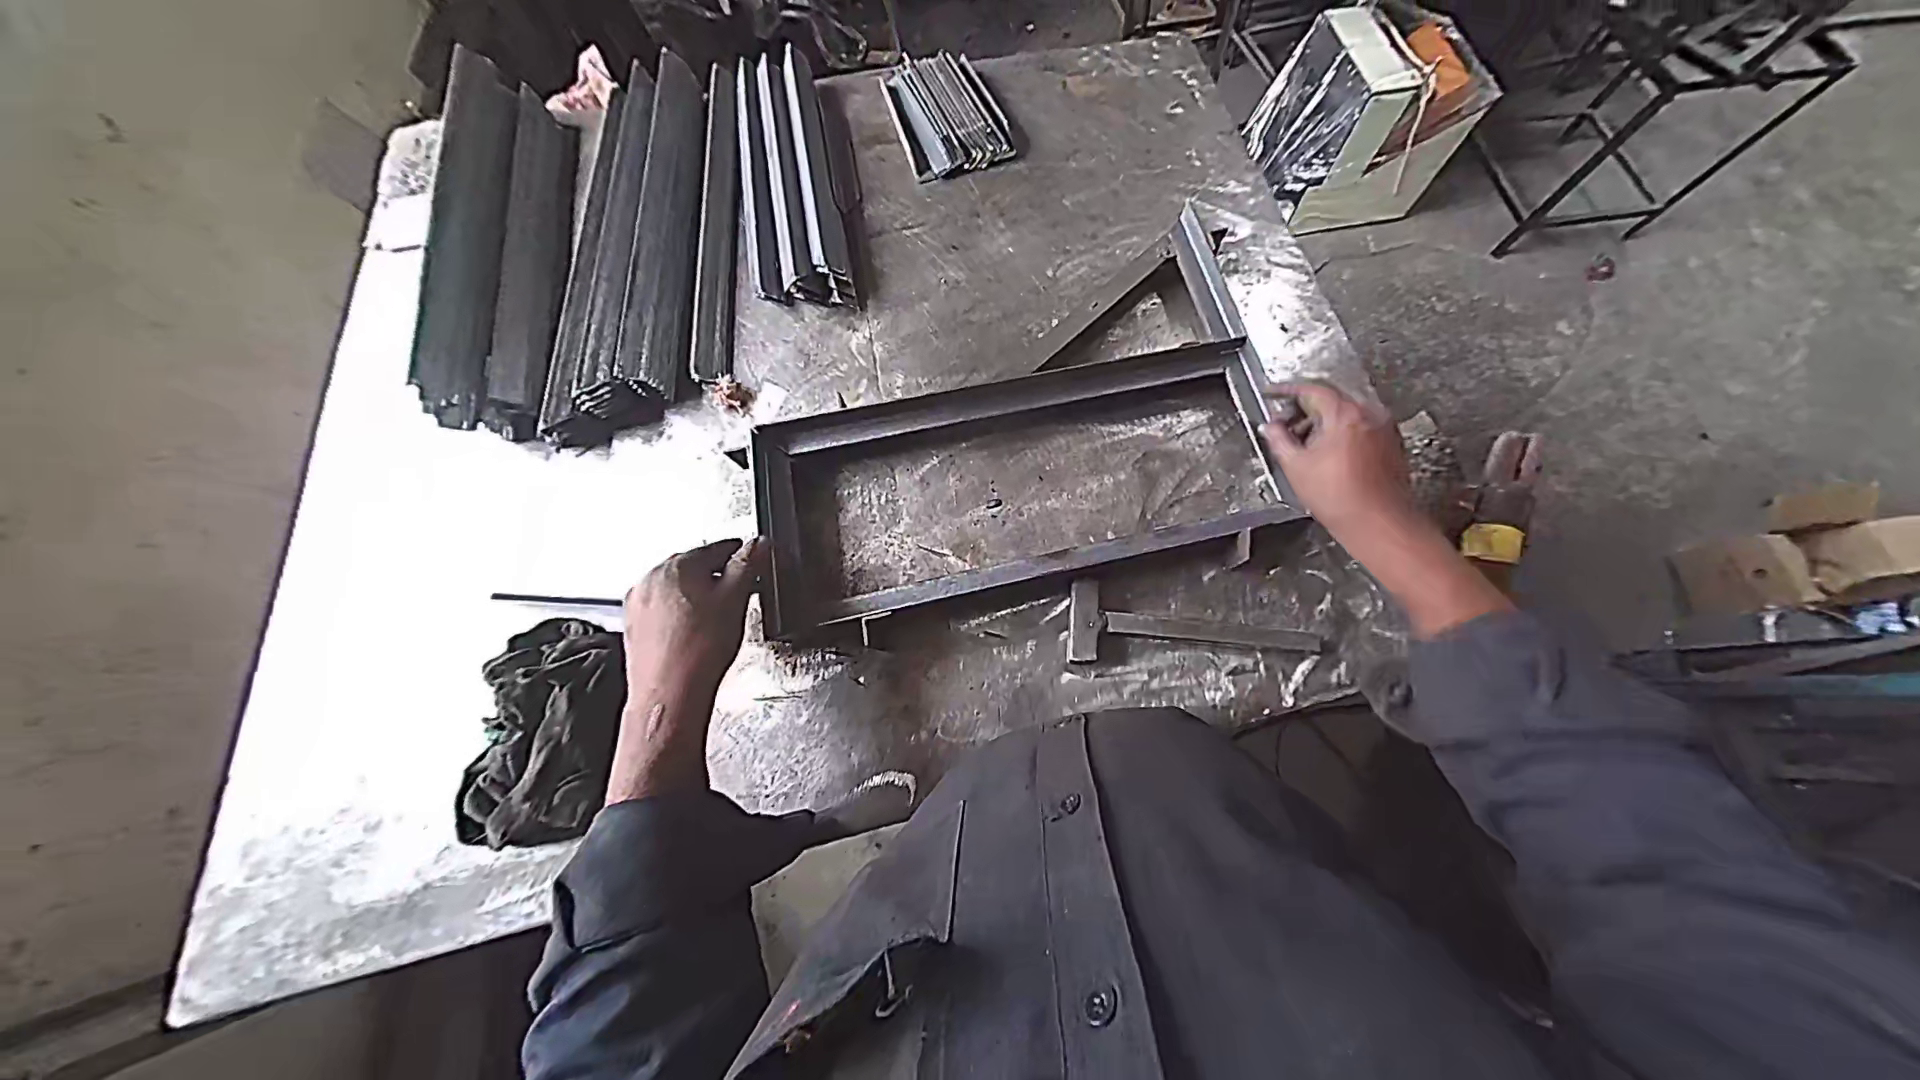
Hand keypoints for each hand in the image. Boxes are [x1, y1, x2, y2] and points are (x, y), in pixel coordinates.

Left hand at [606, 537, 767, 803]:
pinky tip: (697, 633)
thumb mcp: (735, 600)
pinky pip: (664, 609)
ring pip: (677, 588)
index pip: (717, 547)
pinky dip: (681, 615)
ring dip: (698, 595)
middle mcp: (652, 579)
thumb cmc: (698, 652)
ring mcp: (640, 603)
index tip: (752, 559)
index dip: (741, 553)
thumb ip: (748, 565)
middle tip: (740, 593)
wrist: (670, 695)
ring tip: (719, 618)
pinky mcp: (635, 626)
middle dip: (718, 576)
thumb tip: (758, 544)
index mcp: (677, 565)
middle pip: (694, 566)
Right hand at [1261, 381, 1416, 537]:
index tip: (1272, 392)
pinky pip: (1359, 428)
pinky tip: (1326, 456)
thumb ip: (1279, 439)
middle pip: (1330, 400)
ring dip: (1322, 423)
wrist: (1377, 522)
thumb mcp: (1295, 465)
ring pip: (1345, 414)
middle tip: (1283, 423)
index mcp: (1345, 415)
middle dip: (1304, 410)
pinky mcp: (1389, 444)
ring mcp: (1382, 429)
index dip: (1286, 390)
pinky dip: (1340, 434)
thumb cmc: (1341, 497)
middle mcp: (1369, 415)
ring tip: (1303, 445)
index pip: (1312, 390)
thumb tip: (1271, 427)